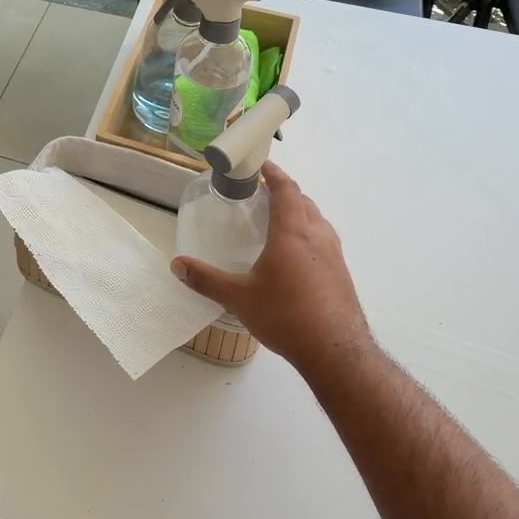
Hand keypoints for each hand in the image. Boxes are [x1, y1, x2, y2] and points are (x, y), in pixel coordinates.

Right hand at [171, 162, 372, 377]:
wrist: (337, 353)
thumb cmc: (286, 316)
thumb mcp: (239, 298)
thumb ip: (206, 279)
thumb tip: (176, 265)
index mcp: (292, 231)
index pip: (286, 189)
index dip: (274, 173)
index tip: (262, 164)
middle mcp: (317, 236)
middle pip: (304, 201)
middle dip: (285, 191)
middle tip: (263, 193)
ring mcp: (334, 255)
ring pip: (318, 221)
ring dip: (301, 212)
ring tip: (280, 220)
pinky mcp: (342, 275)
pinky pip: (325, 241)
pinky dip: (310, 234)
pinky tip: (297, 256)